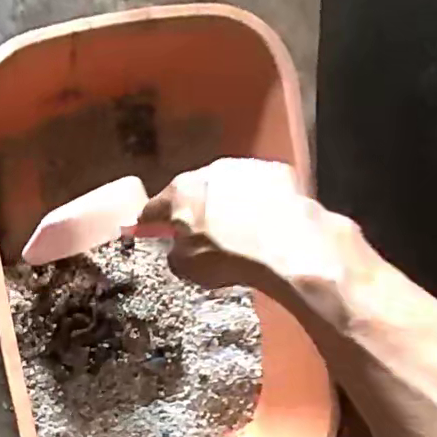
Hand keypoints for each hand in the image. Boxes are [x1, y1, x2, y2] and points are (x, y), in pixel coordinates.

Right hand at [142, 158, 372, 322]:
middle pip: (189, 193)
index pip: (151, 209)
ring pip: (223, 187)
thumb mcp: (186, 268)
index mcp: (178, 194)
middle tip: (196, 235)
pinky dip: (253, 202)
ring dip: (222, 204)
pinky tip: (260, 224)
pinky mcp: (276, 171)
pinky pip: (255, 187)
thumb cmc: (229, 258)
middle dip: (189, 212)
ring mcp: (243, 168)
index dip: (148, 226)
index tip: (149, 235)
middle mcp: (207, 172)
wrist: (288, 247)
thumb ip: (174, 253)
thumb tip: (178, 248)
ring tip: (232, 231)